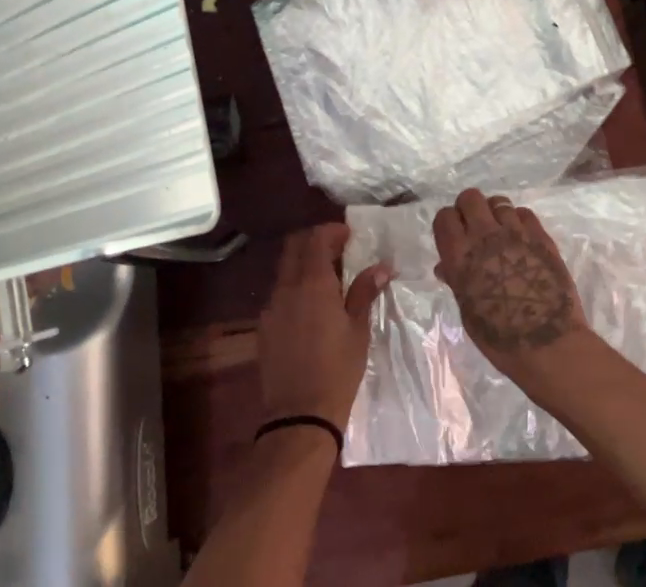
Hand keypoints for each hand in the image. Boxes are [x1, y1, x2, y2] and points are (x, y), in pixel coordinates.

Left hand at [257, 222, 391, 429]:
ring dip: (303, 264)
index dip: (332, 231)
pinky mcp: (264, 327)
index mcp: (313, 284)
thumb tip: (382, 266)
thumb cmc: (338, 369)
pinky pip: (278, 295)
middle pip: (293, 247)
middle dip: (314, 241)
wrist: (300, 413)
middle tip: (337, 249)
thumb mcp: (358, 329)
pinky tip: (310, 308)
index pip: (316, 239)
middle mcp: (287, 288)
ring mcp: (271, 308)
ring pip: (284, 270)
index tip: (348, 235)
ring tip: (327, 279)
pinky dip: (294, 288)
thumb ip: (365, 291)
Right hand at [434, 189, 591, 379]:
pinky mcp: (541, 236)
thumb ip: (457, 279)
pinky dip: (519, 220)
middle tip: (475, 228)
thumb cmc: (498, 336)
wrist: (547, 342)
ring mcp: (515, 233)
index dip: (448, 223)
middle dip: (469, 209)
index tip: (453, 235)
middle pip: (470, 198)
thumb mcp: (467, 310)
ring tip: (500, 232)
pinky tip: (521, 238)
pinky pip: (524, 213)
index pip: (445, 217)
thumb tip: (446, 266)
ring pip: (499, 201)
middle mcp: (484, 236)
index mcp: (459, 256)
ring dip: (495, 213)